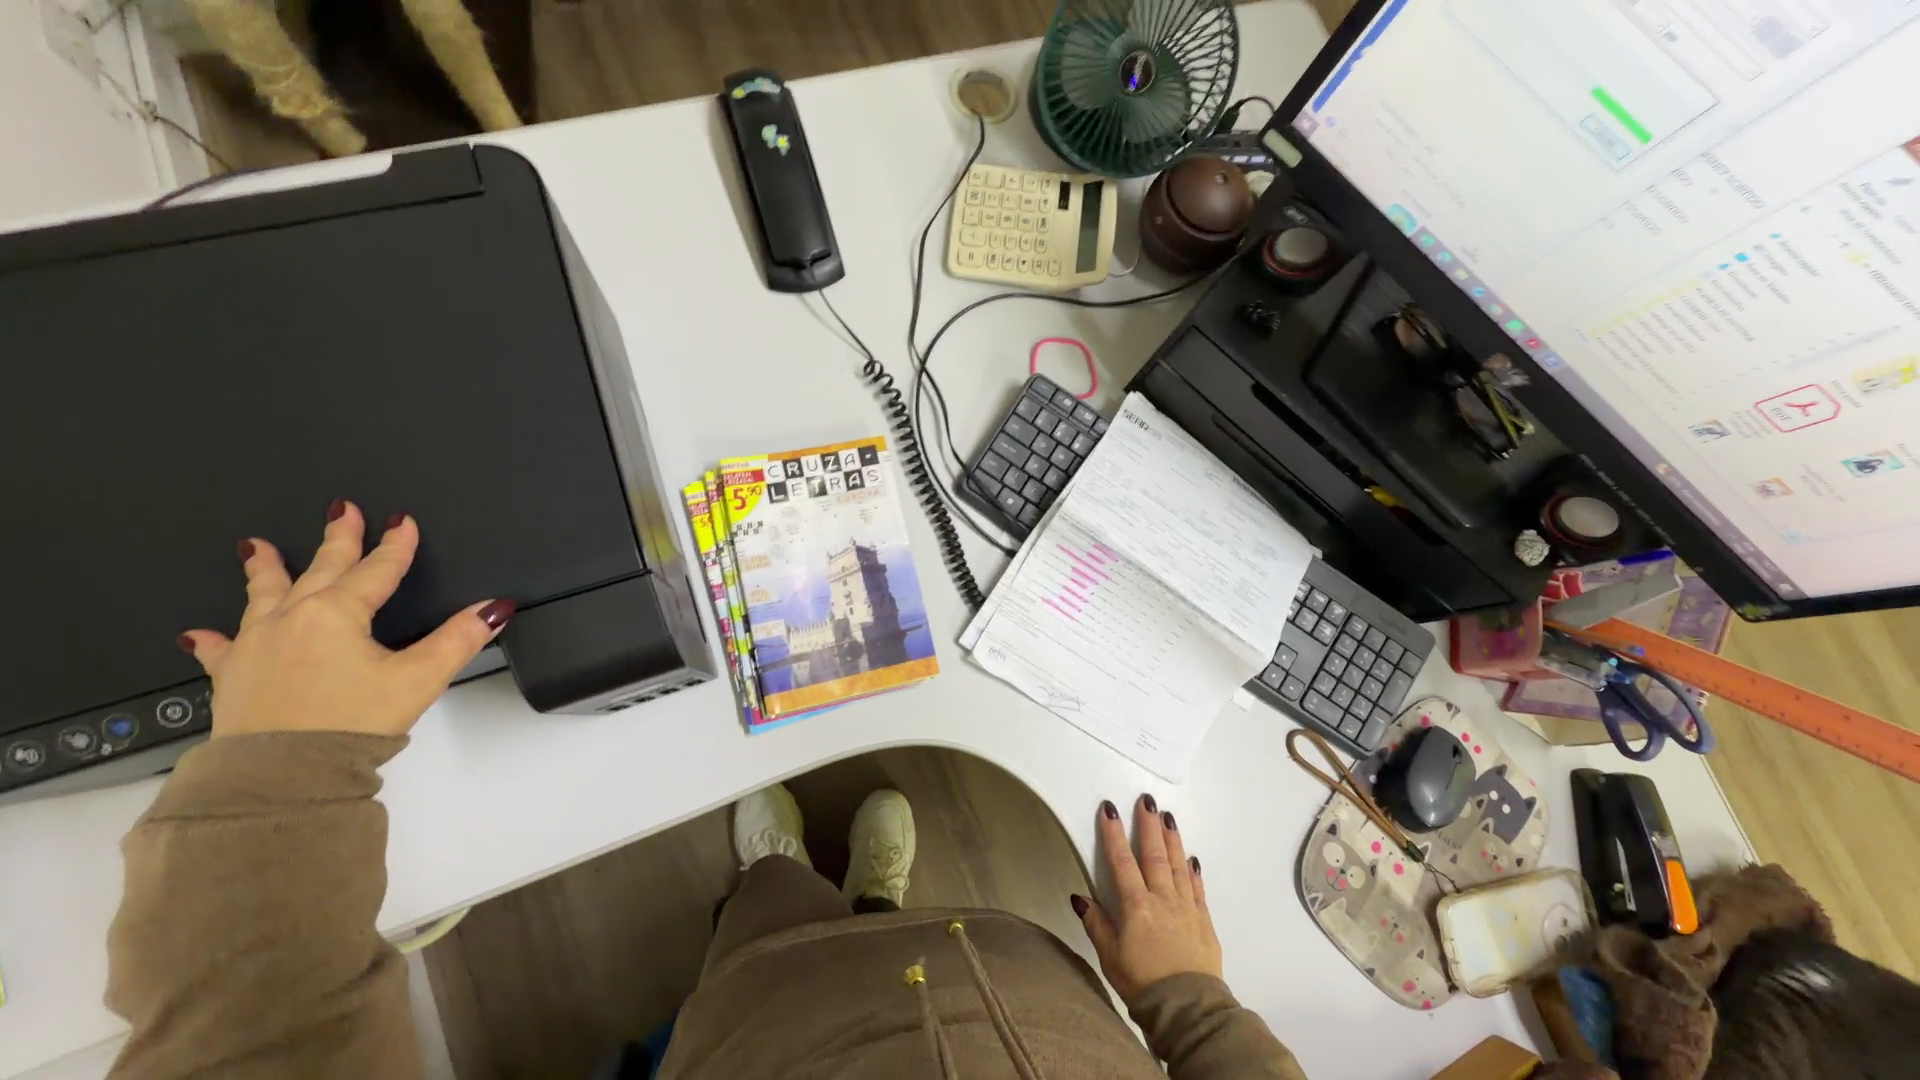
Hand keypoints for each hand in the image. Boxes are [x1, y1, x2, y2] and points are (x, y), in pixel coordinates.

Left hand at [178, 499, 514, 738]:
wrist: (282, 774)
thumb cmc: (346, 726)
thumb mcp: (419, 679)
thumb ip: (460, 639)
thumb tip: (493, 609)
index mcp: (336, 615)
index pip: (376, 570)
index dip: (394, 545)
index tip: (402, 523)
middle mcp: (291, 620)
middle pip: (320, 569)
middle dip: (336, 539)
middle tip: (341, 511)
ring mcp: (255, 646)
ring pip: (264, 595)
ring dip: (267, 569)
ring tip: (258, 547)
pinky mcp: (232, 676)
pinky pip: (219, 648)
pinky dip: (212, 638)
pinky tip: (199, 634)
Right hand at [1073, 794, 1222, 1005]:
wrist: (1187, 1009)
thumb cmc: (1142, 983)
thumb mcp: (1110, 956)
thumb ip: (1097, 924)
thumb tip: (1081, 897)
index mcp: (1136, 906)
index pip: (1122, 862)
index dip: (1113, 834)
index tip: (1109, 809)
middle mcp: (1162, 899)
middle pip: (1154, 855)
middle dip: (1148, 825)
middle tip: (1147, 800)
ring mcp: (1186, 908)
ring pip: (1177, 865)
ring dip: (1171, 839)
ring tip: (1168, 817)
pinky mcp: (1203, 921)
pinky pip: (1197, 888)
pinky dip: (1193, 871)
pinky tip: (1191, 858)